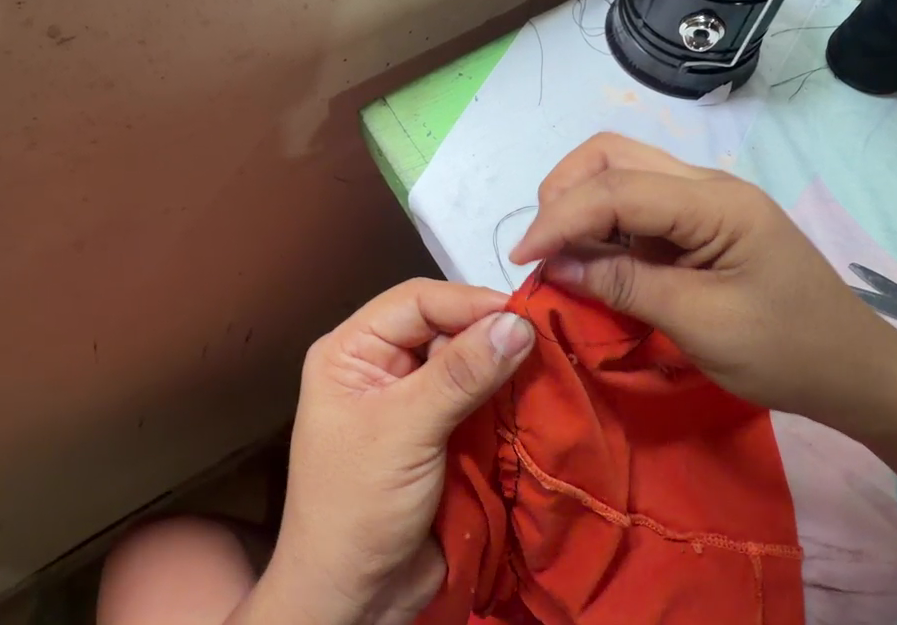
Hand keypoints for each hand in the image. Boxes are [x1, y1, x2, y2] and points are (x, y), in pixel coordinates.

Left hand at [248, 279, 534, 624]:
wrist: (353, 600)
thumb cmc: (358, 506)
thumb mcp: (405, 432)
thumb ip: (460, 374)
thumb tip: (518, 322)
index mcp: (350, 350)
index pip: (414, 301)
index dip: (467, 301)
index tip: (523, 314)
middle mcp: (378, 364)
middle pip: (440, 325)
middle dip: (487, 329)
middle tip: (542, 335)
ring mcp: (409, 399)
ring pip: (464, 360)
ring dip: (500, 363)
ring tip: (545, 359)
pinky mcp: (438, 433)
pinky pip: (476, 399)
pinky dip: (502, 395)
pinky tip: (532, 392)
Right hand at [508, 132, 896, 426]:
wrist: (856, 372)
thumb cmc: (787, 352)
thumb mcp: (699, 324)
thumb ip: (623, 284)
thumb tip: (554, 263)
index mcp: (715, 202)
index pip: (616, 188)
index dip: (559, 218)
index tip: (523, 259)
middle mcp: (705, 184)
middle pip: (612, 155)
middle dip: (564, 192)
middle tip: (543, 248)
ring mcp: (703, 199)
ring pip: (620, 171)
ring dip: (579, 203)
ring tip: (560, 253)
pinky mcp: (698, 221)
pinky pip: (636, 203)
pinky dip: (602, 223)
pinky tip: (592, 257)